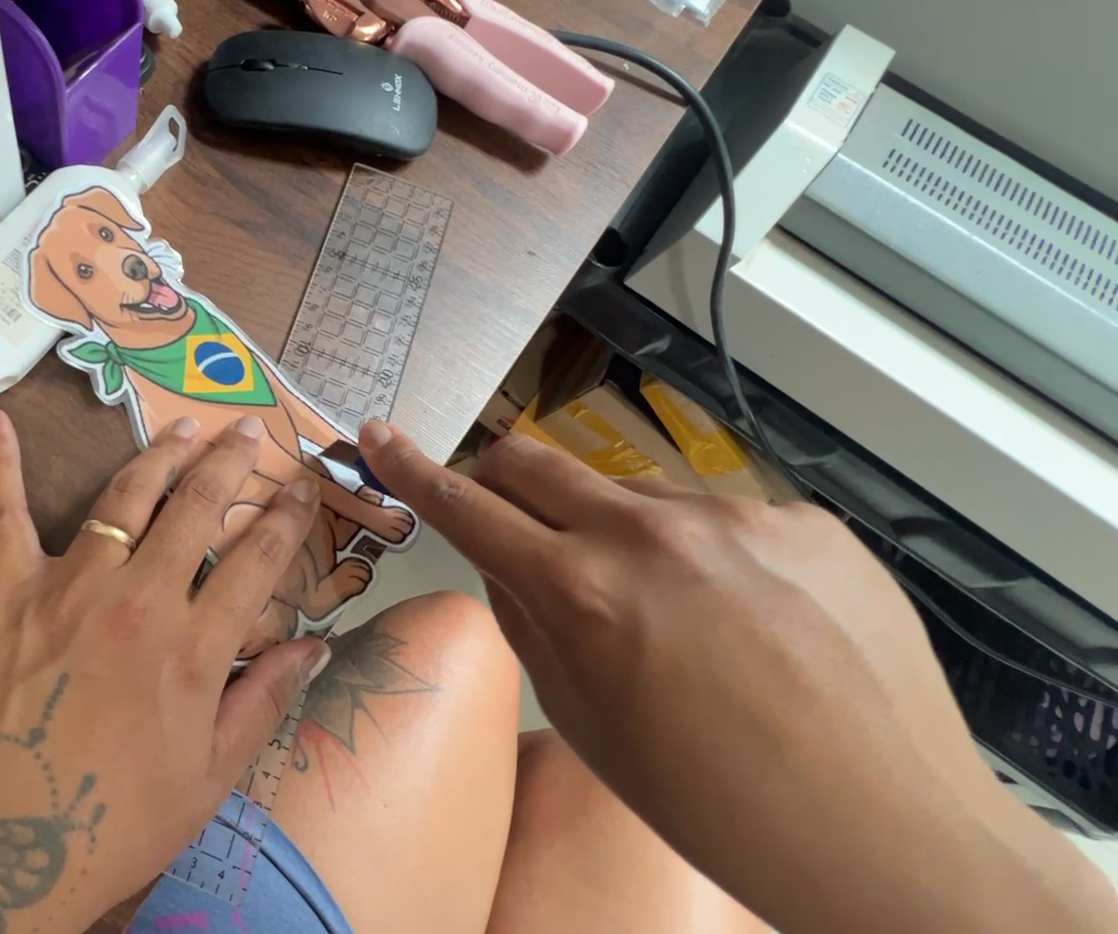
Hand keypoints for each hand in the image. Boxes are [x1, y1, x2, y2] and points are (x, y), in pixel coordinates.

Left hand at [0, 411, 329, 933]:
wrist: (6, 841)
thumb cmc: (120, 816)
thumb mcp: (212, 774)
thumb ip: (266, 701)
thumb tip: (316, 645)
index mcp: (195, 646)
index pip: (259, 561)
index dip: (288, 518)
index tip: (303, 487)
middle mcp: (140, 598)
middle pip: (197, 510)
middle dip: (228, 464)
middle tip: (244, 431)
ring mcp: (71, 585)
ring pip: (123, 498)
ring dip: (158, 457)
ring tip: (181, 429)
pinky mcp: (9, 590)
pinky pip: (3, 517)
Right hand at [359, 423, 1115, 933]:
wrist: (891, 836)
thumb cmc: (708, 798)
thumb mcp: (578, 717)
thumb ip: (522, 618)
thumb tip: (502, 559)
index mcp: (580, 590)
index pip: (465, 506)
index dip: (412, 468)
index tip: (379, 434)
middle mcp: (647, 533)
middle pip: (533, 460)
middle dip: (500, 477)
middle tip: (513, 517)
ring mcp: (733, 518)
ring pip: (628, 493)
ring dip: (615, 530)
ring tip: (671, 606)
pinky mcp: (803, 520)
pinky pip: (716, 514)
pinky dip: (702, 549)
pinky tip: (746, 612)